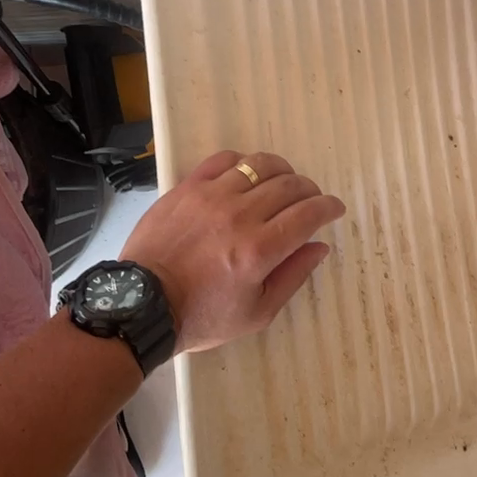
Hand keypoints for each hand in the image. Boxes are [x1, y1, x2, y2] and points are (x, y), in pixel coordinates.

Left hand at [121, 150, 346, 352]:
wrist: (142, 304)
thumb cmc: (202, 316)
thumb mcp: (257, 312)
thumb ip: (293, 276)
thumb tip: (319, 246)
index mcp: (260, 250)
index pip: (309, 214)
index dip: (329, 207)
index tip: (334, 209)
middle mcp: (240, 215)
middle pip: (290, 185)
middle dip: (310, 190)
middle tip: (310, 201)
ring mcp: (212, 196)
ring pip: (261, 165)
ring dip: (282, 172)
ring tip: (283, 184)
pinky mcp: (188, 187)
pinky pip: (224, 159)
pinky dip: (244, 163)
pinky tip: (247, 176)